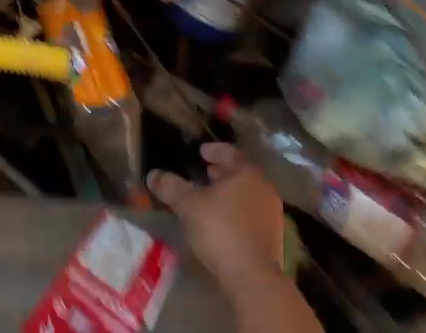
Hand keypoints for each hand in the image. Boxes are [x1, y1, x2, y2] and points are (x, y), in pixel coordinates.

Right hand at [147, 143, 286, 291]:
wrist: (252, 276)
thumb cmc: (220, 229)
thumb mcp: (188, 205)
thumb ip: (170, 186)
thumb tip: (153, 174)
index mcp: (247, 173)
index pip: (230, 152)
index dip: (214, 150)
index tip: (201, 152)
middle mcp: (264, 188)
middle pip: (240, 173)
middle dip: (221, 173)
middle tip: (204, 174)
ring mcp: (271, 213)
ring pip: (247, 194)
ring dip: (229, 193)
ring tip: (210, 199)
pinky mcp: (273, 236)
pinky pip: (251, 213)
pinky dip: (236, 211)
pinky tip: (222, 222)